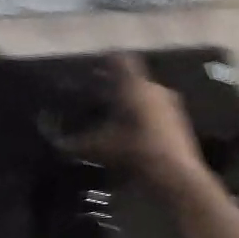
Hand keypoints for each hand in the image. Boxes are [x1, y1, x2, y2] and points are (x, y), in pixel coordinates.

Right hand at [61, 54, 211, 192]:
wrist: (175, 176)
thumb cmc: (134, 152)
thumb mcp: (97, 148)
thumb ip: (76, 143)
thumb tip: (58, 144)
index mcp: (134, 86)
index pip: (119, 60)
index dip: (105, 61)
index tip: (93, 67)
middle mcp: (154, 89)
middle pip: (132, 80)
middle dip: (114, 87)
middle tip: (97, 97)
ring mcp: (171, 106)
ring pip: (145, 97)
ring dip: (129, 104)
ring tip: (112, 119)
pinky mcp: (179, 124)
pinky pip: (155, 113)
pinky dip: (141, 119)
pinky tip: (129, 136)